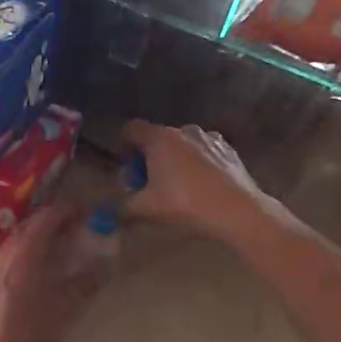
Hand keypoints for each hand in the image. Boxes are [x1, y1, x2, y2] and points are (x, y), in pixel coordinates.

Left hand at [0, 202, 101, 341]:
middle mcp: (10, 247)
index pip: (49, 215)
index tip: (86, 212)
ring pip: (21, 232)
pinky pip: (13, 245)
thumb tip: (101, 270)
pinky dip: (29, 243)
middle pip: (33, 220)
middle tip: (76, 225)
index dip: (68, 209)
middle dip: (55, 217)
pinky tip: (41, 259)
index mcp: (28, 249)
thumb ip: (86, 283)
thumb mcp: (67, 303)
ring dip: (41, 230)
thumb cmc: (32, 323)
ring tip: (61, 241)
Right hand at [122, 120, 282, 244]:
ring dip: (171, 160)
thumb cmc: (184, 204)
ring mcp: (210, 138)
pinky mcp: (228, 149)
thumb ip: (119, 207)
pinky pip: (202, 152)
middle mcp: (184, 130)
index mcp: (159, 139)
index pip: (131, 129)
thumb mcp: (144, 209)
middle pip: (155, 138)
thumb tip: (102, 212)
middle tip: (148, 186)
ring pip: (180, 145)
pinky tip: (198, 187)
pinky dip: (194, 164)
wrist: (238, 211)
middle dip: (147, 159)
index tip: (127, 169)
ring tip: (175, 188)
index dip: (123, 146)